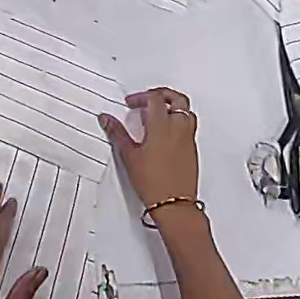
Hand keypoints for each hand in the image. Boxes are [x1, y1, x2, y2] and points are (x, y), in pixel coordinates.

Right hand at [98, 87, 200, 211]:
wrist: (174, 204)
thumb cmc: (153, 182)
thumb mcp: (129, 155)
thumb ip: (118, 133)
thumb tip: (107, 119)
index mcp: (162, 126)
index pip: (155, 99)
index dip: (141, 96)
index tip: (131, 103)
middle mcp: (179, 128)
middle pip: (176, 98)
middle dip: (161, 94)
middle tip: (148, 99)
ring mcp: (188, 138)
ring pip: (186, 110)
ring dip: (173, 105)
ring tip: (158, 113)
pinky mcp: (192, 149)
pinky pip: (189, 125)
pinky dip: (178, 120)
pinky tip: (166, 131)